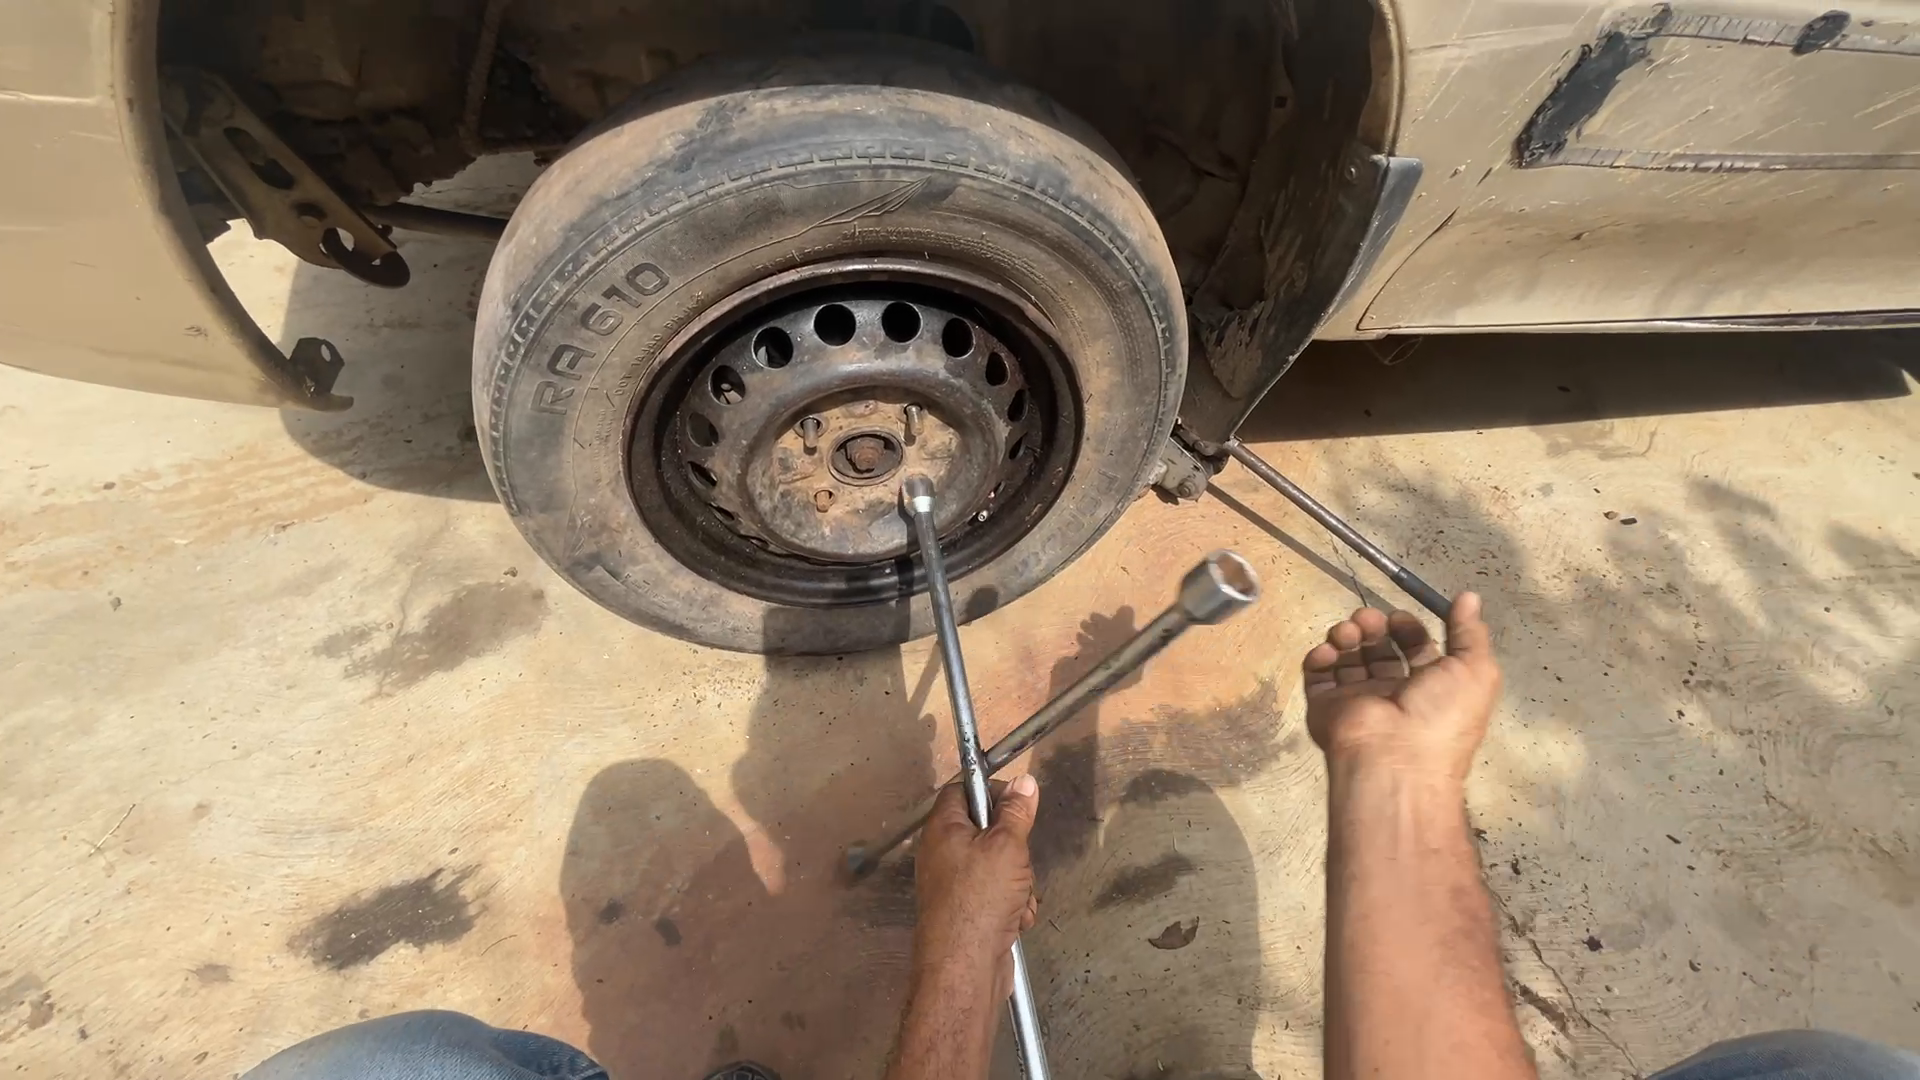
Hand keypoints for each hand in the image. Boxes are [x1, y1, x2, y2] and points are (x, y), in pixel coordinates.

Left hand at [911, 774, 1040, 994]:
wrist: (964, 968)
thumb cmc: (980, 899)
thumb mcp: (1007, 846)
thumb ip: (1017, 812)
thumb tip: (1023, 782)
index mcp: (943, 827)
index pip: (963, 790)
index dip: (991, 791)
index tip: (1017, 805)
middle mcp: (941, 851)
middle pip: (985, 829)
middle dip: (1013, 846)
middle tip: (1021, 861)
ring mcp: (951, 883)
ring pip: (995, 864)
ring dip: (1018, 880)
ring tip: (1019, 897)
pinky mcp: (964, 909)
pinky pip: (994, 893)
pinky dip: (1011, 903)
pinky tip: (1016, 918)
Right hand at [1302, 591, 1501, 783]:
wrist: (1395, 756)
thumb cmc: (1442, 714)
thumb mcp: (1475, 670)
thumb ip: (1469, 631)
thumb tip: (1469, 596)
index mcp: (1430, 687)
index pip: (1414, 648)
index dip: (1407, 628)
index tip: (1399, 617)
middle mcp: (1393, 692)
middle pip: (1377, 648)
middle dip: (1372, 627)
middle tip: (1367, 620)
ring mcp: (1357, 699)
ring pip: (1346, 657)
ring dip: (1346, 636)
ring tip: (1347, 633)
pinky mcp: (1326, 705)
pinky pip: (1317, 675)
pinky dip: (1319, 657)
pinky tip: (1328, 651)